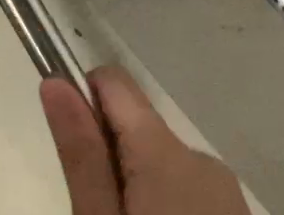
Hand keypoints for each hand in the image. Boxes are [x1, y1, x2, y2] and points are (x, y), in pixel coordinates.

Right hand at [41, 66, 249, 214]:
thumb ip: (79, 152)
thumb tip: (55, 81)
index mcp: (166, 153)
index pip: (113, 82)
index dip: (81, 99)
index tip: (69, 142)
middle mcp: (204, 161)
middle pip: (135, 126)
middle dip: (109, 156)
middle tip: (98, 210)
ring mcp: (229, 195)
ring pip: (159, 162)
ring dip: (136, 185)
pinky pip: (187, 190)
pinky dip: (164, 205)